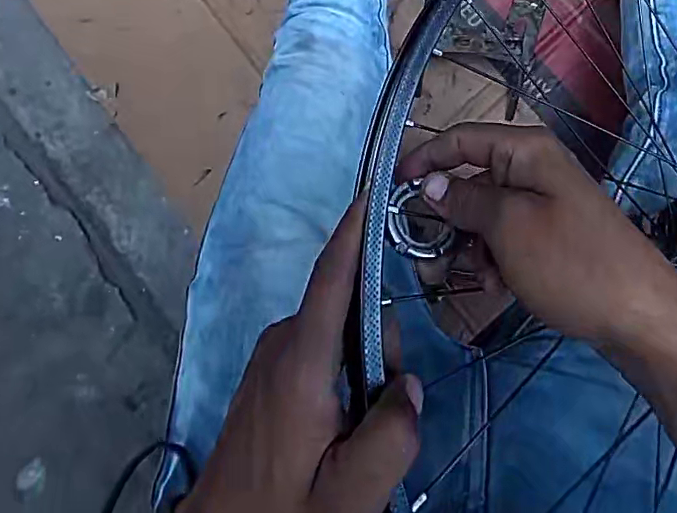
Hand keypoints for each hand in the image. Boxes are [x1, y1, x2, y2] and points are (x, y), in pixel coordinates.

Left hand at [183, 200, 422, 512]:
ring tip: (357, 433)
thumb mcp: (348, 495)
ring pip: (336, 335)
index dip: (351, 232)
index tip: (370, 195)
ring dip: (361, 367)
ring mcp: (272, 353)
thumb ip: (390, 438)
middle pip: (346, 312)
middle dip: (377, 343)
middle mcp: (283, 340)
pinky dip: (342, 373)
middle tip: (384, 407)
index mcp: (302, 358)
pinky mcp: (268, 369)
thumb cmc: (281, 508)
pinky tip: (341, 426)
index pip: (331, 278)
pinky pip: (319, 350)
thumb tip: (408, 384)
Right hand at [396, 123, 676, 347]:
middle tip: (430, 248)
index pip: (460, 139)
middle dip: (450, 214)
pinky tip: (497, 285)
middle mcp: (534, 167)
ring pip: (486, 211)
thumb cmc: (573, 263)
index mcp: (526, 150)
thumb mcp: (507, 227)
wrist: (647, 321)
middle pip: (472, 178)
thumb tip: (429, 185)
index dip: (425, 158)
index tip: (395, 184)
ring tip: (475, 275)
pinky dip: (495, 255)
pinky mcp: (554, 232)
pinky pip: (508, 233)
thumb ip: (462, 201)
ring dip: (472, 242)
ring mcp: (546, 200)